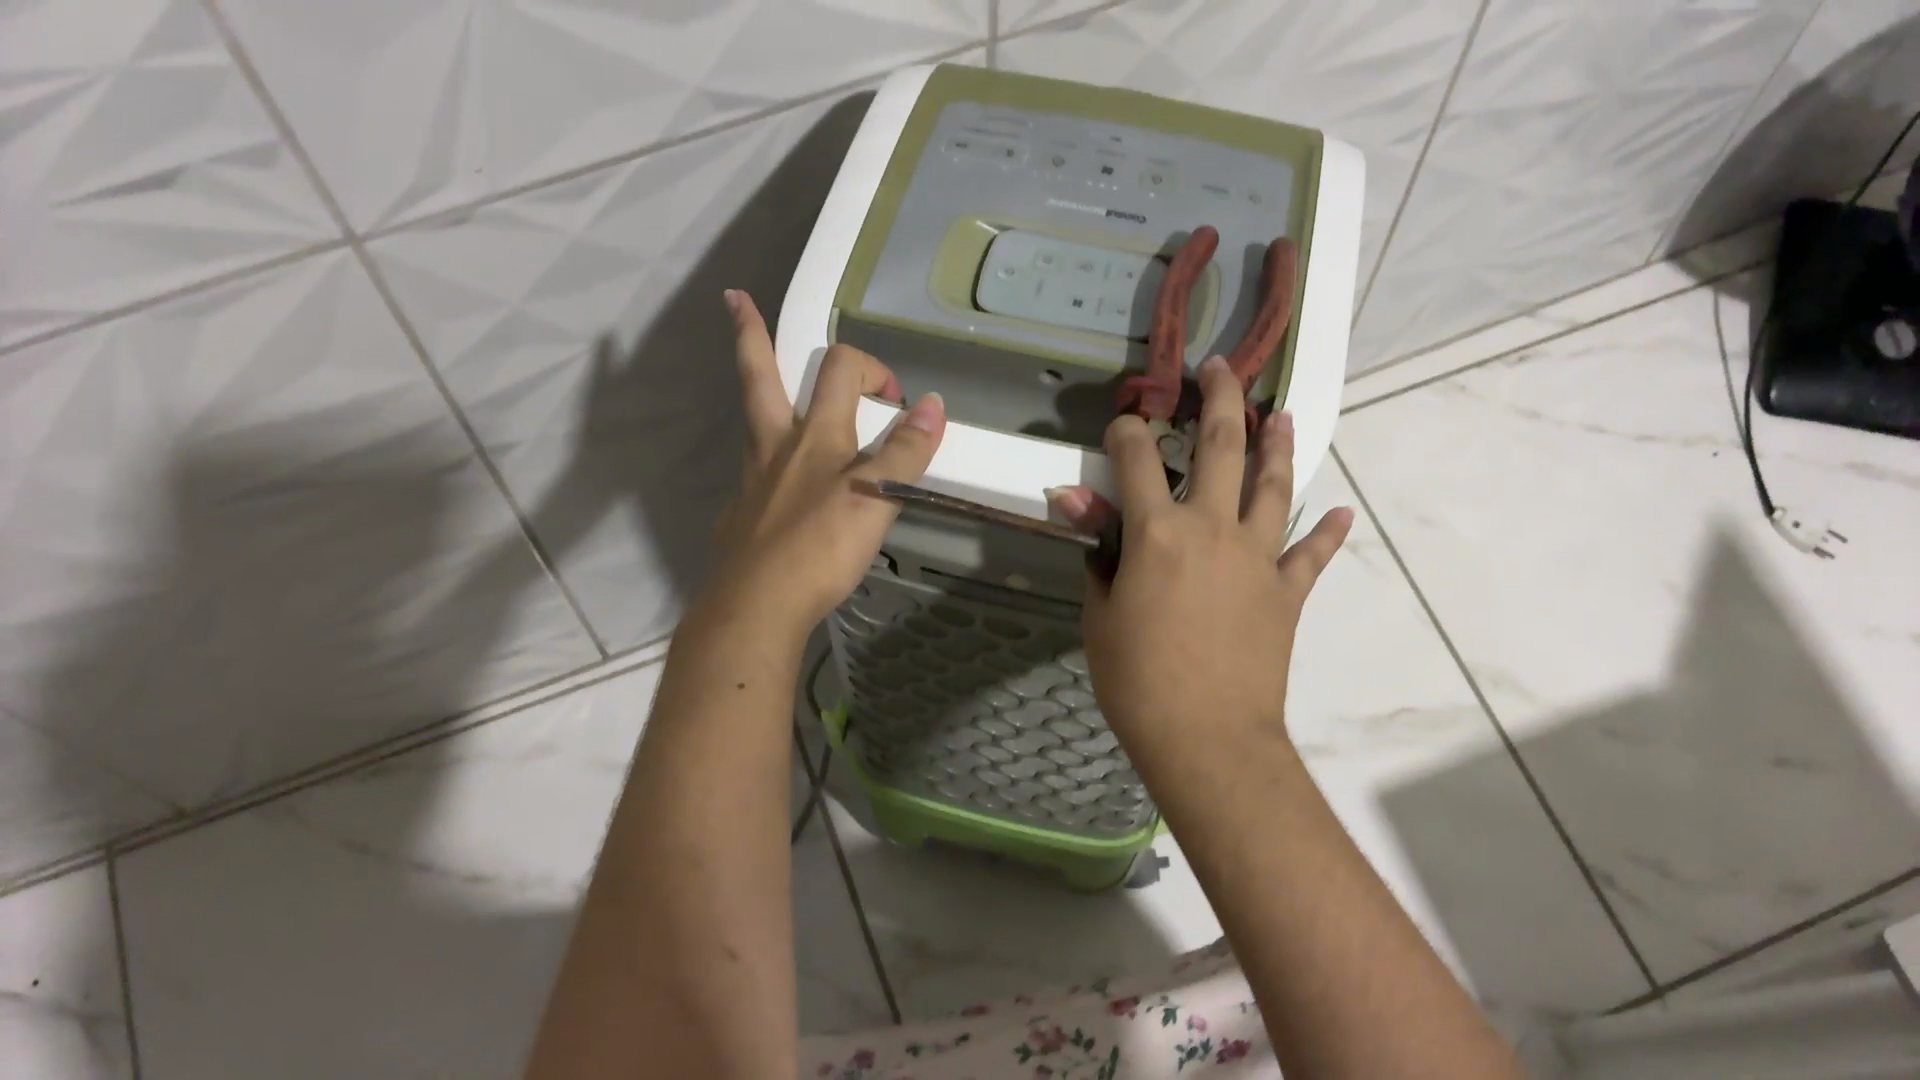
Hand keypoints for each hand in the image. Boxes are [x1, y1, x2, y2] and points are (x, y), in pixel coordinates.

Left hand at [692, 290, 946, 640]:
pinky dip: (762, 464)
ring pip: (751, 422)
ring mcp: (751, 481)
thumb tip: (934, 403)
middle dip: (751, 336)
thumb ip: (905, 451)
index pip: (842, 372)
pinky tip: (772, 485)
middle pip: (760, 378)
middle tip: (736, 301)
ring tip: (756, 374)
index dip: (871, 367)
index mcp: (815, 436)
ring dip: (754, 391)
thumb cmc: (820, 547)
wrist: (757, 604)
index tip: (897, 393)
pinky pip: (751, 475)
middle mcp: (776, 447)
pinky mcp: (740, 516)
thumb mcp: (876, 497)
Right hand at [1050, 357, 1351, 749]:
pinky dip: (1326, 532)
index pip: (1138, 458)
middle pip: (1222, 447)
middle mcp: (1213, 528)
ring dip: (1278, 445)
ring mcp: (1258, 557)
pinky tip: (1339, 512)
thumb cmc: (1137, 679)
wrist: (1207, 737)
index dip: (1126, 431)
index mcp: (1159, 532)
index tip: (1123, 423)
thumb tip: (1076, 498)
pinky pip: (1311, 554)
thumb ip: (1098, 548)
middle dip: (1219, 399)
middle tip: (1220, 368)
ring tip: (1281, 413)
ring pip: (1274, 486)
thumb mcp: (1101, 612)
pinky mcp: (1287, 591)